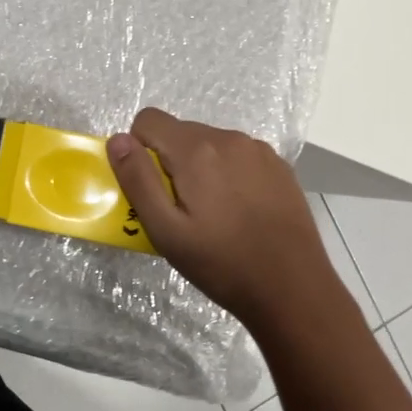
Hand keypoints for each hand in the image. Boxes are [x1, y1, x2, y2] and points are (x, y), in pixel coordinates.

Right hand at [106, 108, 330, 324]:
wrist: (294, 290)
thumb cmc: (221, 263)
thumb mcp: (165, 230)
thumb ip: (137, 179)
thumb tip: (117, 139)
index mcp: (196, 150)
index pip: (148, 119)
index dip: (139, 151)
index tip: (153, 189)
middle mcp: (228, 138)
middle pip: (179, 132)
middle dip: (170, 162)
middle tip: (182, 211)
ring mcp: (258, 151)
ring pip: (209, 144)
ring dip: (200, 168)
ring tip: (213, 214)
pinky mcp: (279, 167)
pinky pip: (238, 156)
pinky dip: (229, 174)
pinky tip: (240, 212)